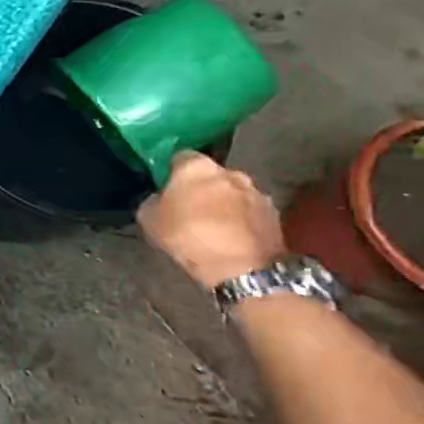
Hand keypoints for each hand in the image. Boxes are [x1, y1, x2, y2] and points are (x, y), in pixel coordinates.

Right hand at [137, 151, 284, 288]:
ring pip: (232, 192)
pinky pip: (249, 210)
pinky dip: (240, 218)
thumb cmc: (187, 236)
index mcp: (197, 168)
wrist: (241, 267)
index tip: (165, 185)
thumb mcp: (148, 218)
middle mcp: (232, 173)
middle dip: (201, 186)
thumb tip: (161, 199)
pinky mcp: (275, 214)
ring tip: (211, 225)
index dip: (171, 170)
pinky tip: (230, 236)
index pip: (181, 157)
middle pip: (211, 175)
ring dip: (223, 202)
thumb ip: (153, 201)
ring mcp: (258, 193)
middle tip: (187, 207)